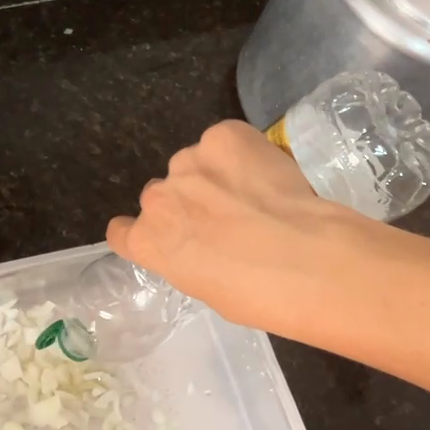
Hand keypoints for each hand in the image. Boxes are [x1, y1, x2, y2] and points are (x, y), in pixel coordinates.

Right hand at [107, 121, 388, 342]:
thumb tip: (201, 244)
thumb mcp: (204, 287)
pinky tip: (264, 172)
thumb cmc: (255, 294)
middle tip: (225, 219)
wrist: (307, 260)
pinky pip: (222, 141)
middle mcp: (157, 197)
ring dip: (212, 176)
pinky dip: (239, 152)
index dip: (149, 233)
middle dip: (186, 204)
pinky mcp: (224, 135)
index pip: (121, 230)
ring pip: (192, 165)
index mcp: (147, 241)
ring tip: (252, 194)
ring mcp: (189, 161)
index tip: (174, 237)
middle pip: (161, 195)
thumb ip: (185, 258)